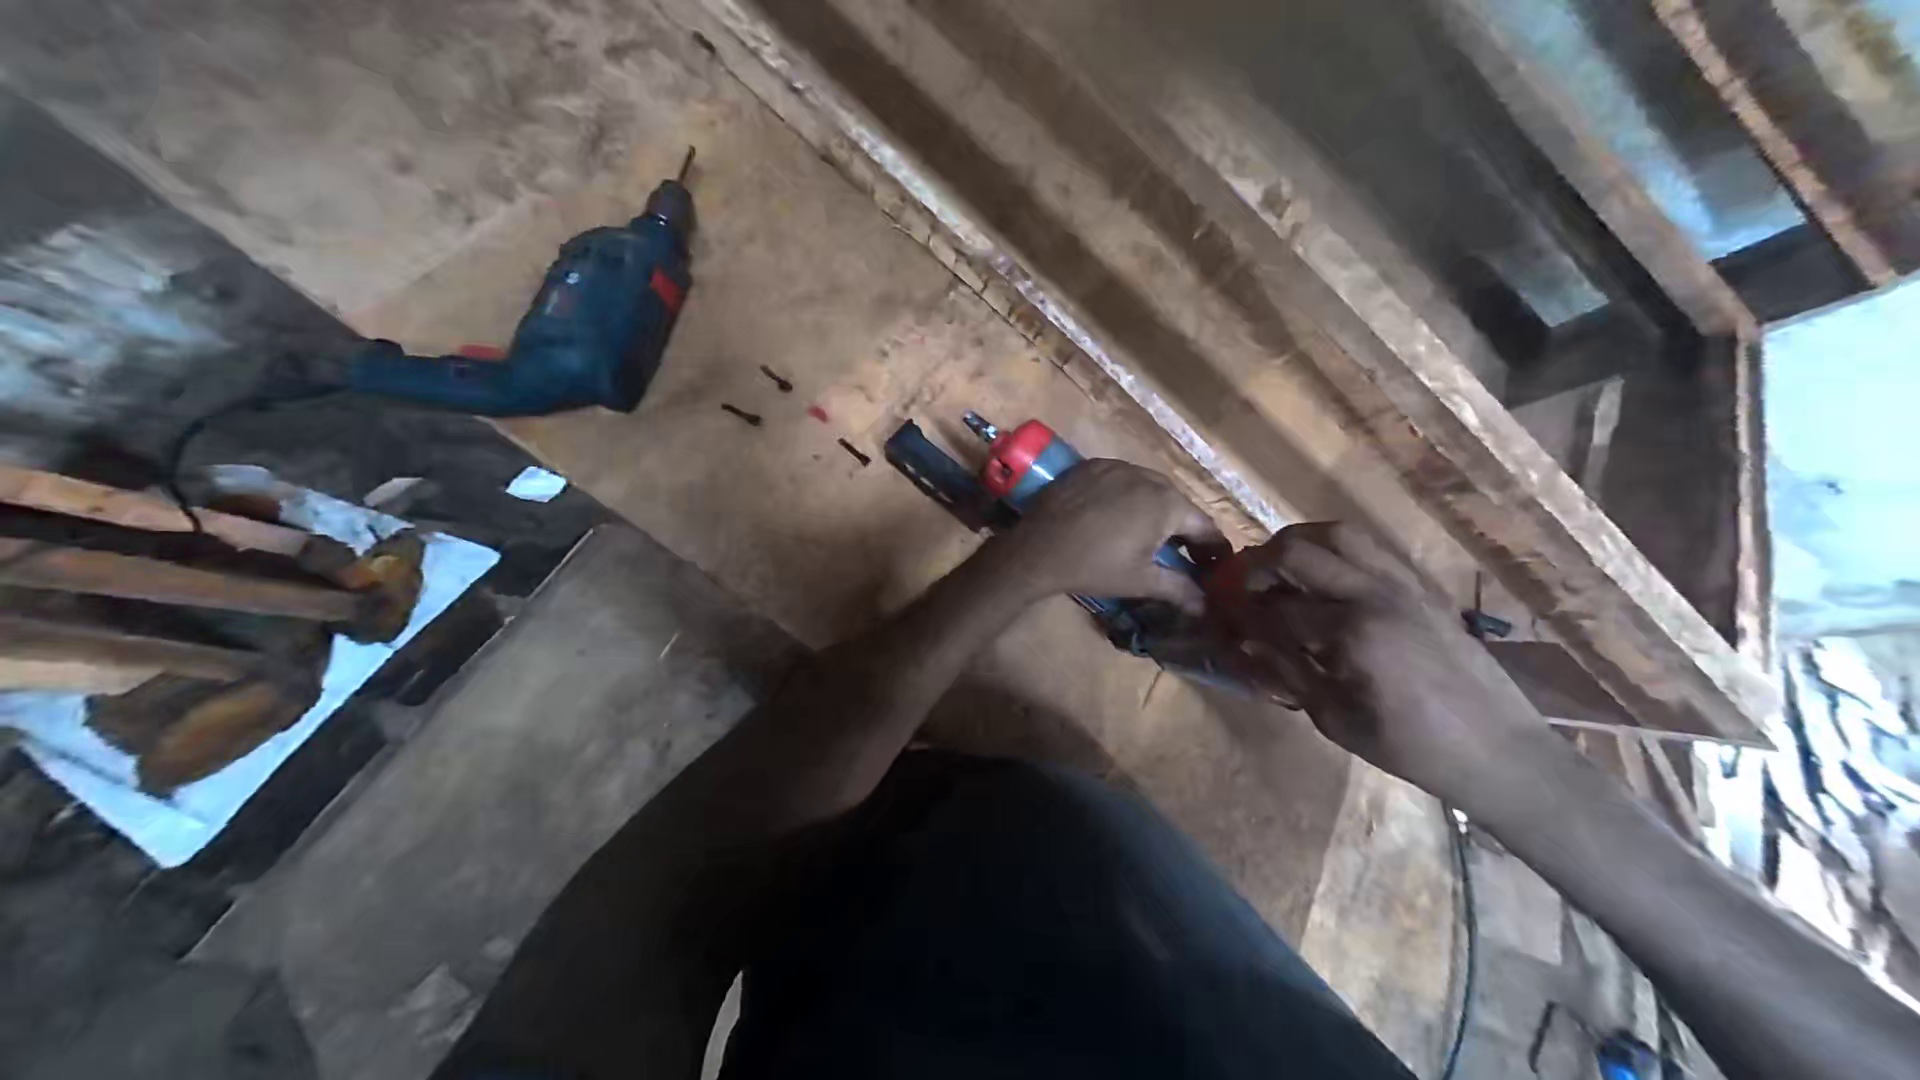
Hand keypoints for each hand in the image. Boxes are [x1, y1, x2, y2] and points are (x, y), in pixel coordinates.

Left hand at [985, 459, 1224, 608]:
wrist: (1036, 550)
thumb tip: (1204, 605)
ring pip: (1148, 487)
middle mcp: (1147, 476)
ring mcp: (1116, 466)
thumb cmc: (1094, 567)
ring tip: (1147, 535)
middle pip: (1177, 503)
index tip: (1214, 565)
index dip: (1212, 547)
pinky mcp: (1090, 466)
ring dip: (1154, 509)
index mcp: (1167, 503)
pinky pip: (1119, 479)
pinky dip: (1125, 496)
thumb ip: (1178, 589)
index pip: (1203, 525)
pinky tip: (1114, 516)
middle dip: (1183, 528)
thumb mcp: (1140, 581)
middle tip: (1181, 553)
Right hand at [1215, 522, 1550, 806]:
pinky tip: (1322, 575)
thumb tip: (1245, 637)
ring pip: (1336, 532)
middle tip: (1245, 586)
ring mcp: (1403, 583)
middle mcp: (1375, 594)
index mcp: (1351, 633)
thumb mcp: (1333, 717)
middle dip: (1258, 564)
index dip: (1242, 611)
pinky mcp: (1421, 585)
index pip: (1275, 606)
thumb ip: (1285, 669)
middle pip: (1297, 550)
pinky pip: (1368, 546)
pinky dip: (1333, 549)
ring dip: (1296, 543)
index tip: (1225, 618)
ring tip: (1279, 568)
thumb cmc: (1409, 745)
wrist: (1499, 749)